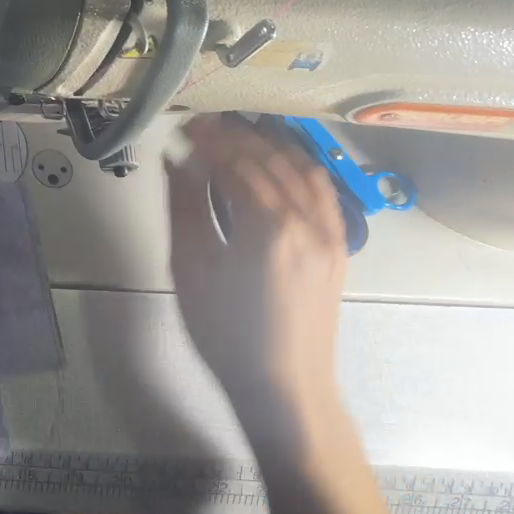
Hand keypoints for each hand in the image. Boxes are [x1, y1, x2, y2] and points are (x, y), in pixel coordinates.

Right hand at [166, 116, 346, 424]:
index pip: (235, 163)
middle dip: (234, 137)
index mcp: (267, 226)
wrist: (283, 386)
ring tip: (236, 136)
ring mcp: (329, 234)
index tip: (182, 127)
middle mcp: (306, 222)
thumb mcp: (190, 267)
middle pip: (269, 160)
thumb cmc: (224, 331)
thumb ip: (185, 206)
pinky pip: (322, 193)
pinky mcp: (337, 248)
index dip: (207, 140)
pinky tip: (276, 165)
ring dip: (268, 146)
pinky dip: (298, 168)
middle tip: (201, 127)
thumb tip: (176, 160)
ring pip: (301, 170)